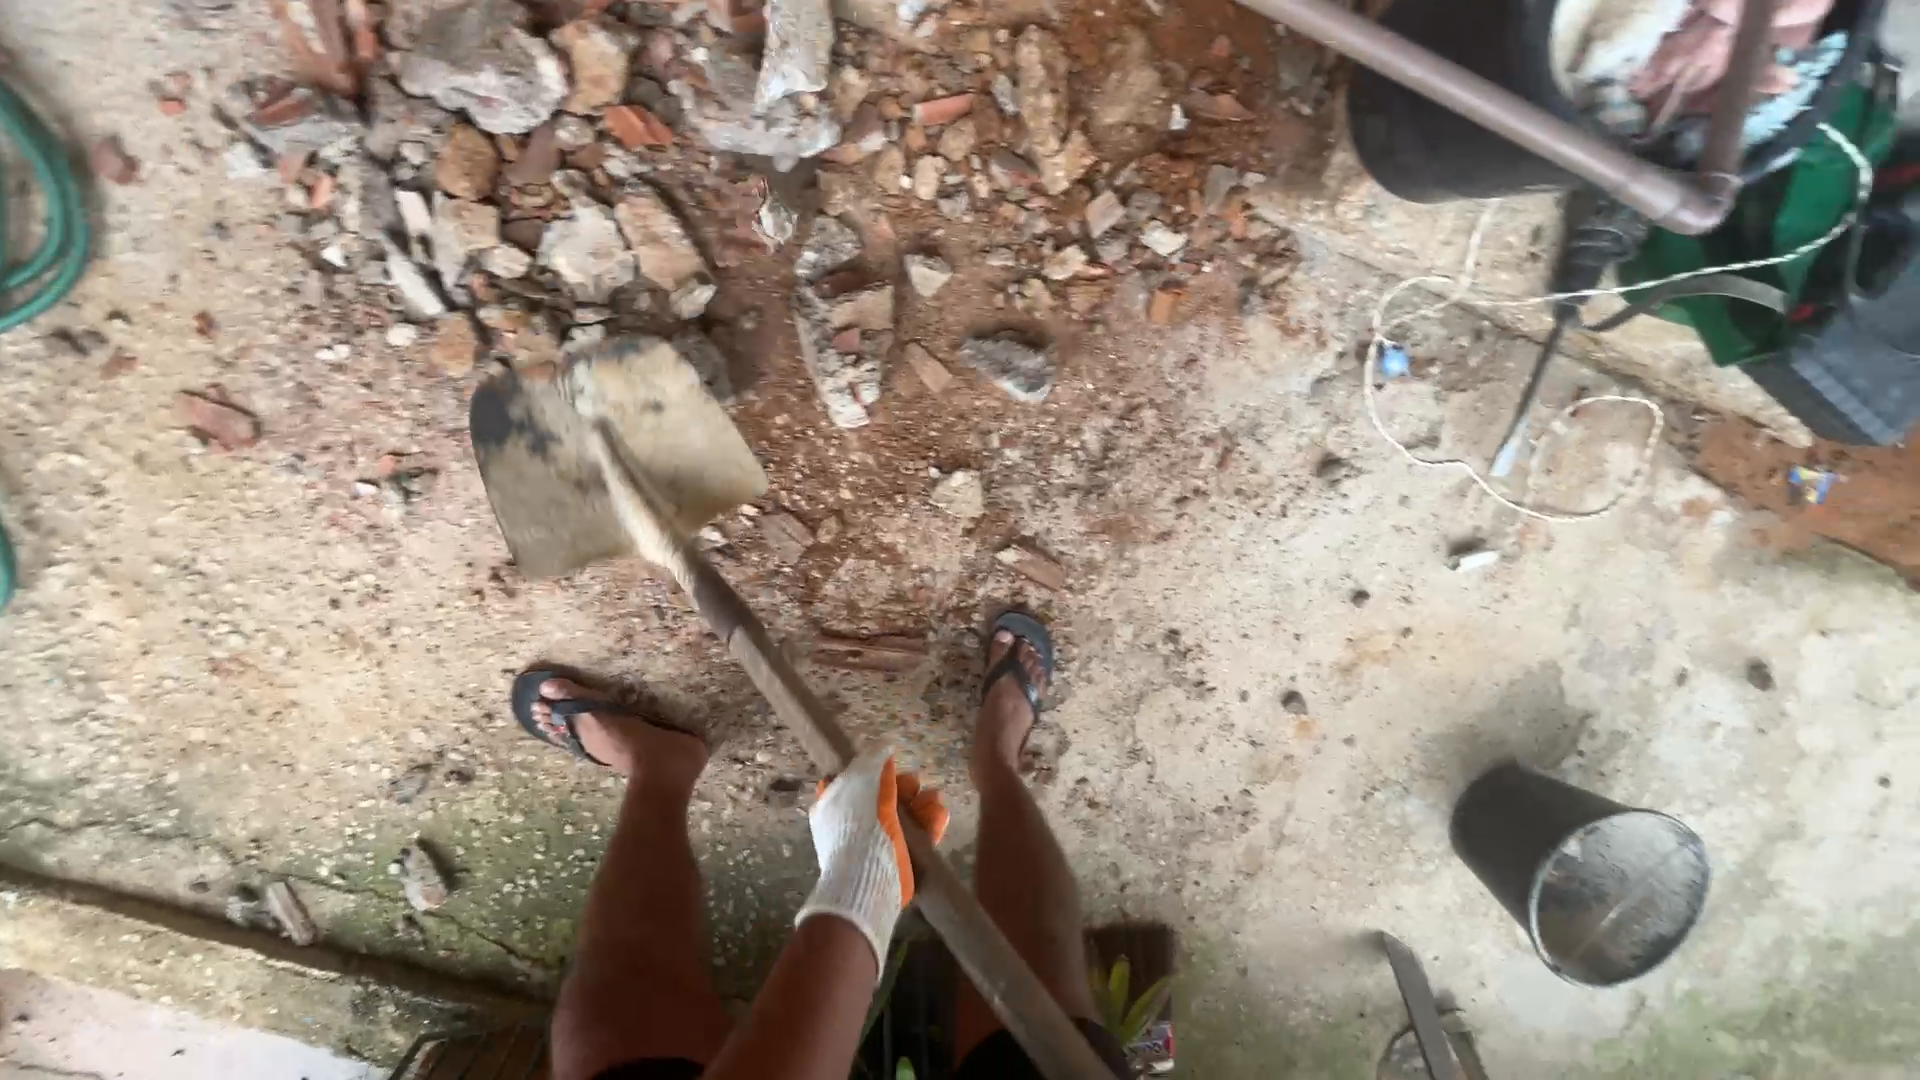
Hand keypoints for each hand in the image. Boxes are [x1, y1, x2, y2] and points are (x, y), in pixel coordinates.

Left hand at [795, 747, 948, 975]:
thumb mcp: (864, 780)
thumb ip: (875, 760)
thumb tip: (885, 745)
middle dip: (905, 787)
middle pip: (886, 796)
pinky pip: (918, 836)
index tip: (891, 765)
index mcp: (836, 805)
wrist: (869, 875)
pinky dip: (930, 823)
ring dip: (922, 803)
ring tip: (934, 797)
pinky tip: (940, 812)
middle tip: (915, 783)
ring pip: (905, 815)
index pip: (857, 780)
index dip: (876, 770)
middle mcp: (854, 824)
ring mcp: (877, 843)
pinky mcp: (899, 860)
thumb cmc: (861, 822)